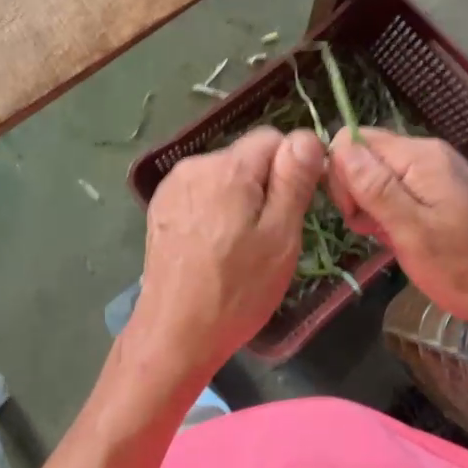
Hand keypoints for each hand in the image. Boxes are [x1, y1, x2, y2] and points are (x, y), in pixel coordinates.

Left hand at [128, 128, 326, 376]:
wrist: (175, 331)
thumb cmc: (237, 289)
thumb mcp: (280, 237)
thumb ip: (294, 181)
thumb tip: (306, 136)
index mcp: (227, 167)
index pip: (273, 138)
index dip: (293, 167)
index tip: (296, 207)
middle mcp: (195, 165)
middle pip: (246, 158)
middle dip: (264, 187)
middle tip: (270, 236)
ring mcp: (173, 185)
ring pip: (224, 176)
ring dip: (239, 199)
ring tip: (241, 246)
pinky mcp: (161, 206)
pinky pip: (201, 193)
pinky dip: (214, 211)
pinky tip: (214, 246)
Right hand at [328, 129, 467, 334]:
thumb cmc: (464, 269)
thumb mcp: (413, 232)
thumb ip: (376, 188)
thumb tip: (338, 148)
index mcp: (420, 156)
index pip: (353, 140)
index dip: (342, 174)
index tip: (354, 213)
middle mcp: (426, 152)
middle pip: (363, 153)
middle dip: (354, 189)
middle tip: (369, 229)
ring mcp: (434, 169)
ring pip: (375, 171)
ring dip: (369, 203)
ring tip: (386, 235)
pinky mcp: (437, 188)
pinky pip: (394, 185)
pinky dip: (386, 209)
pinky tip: (397, 234)